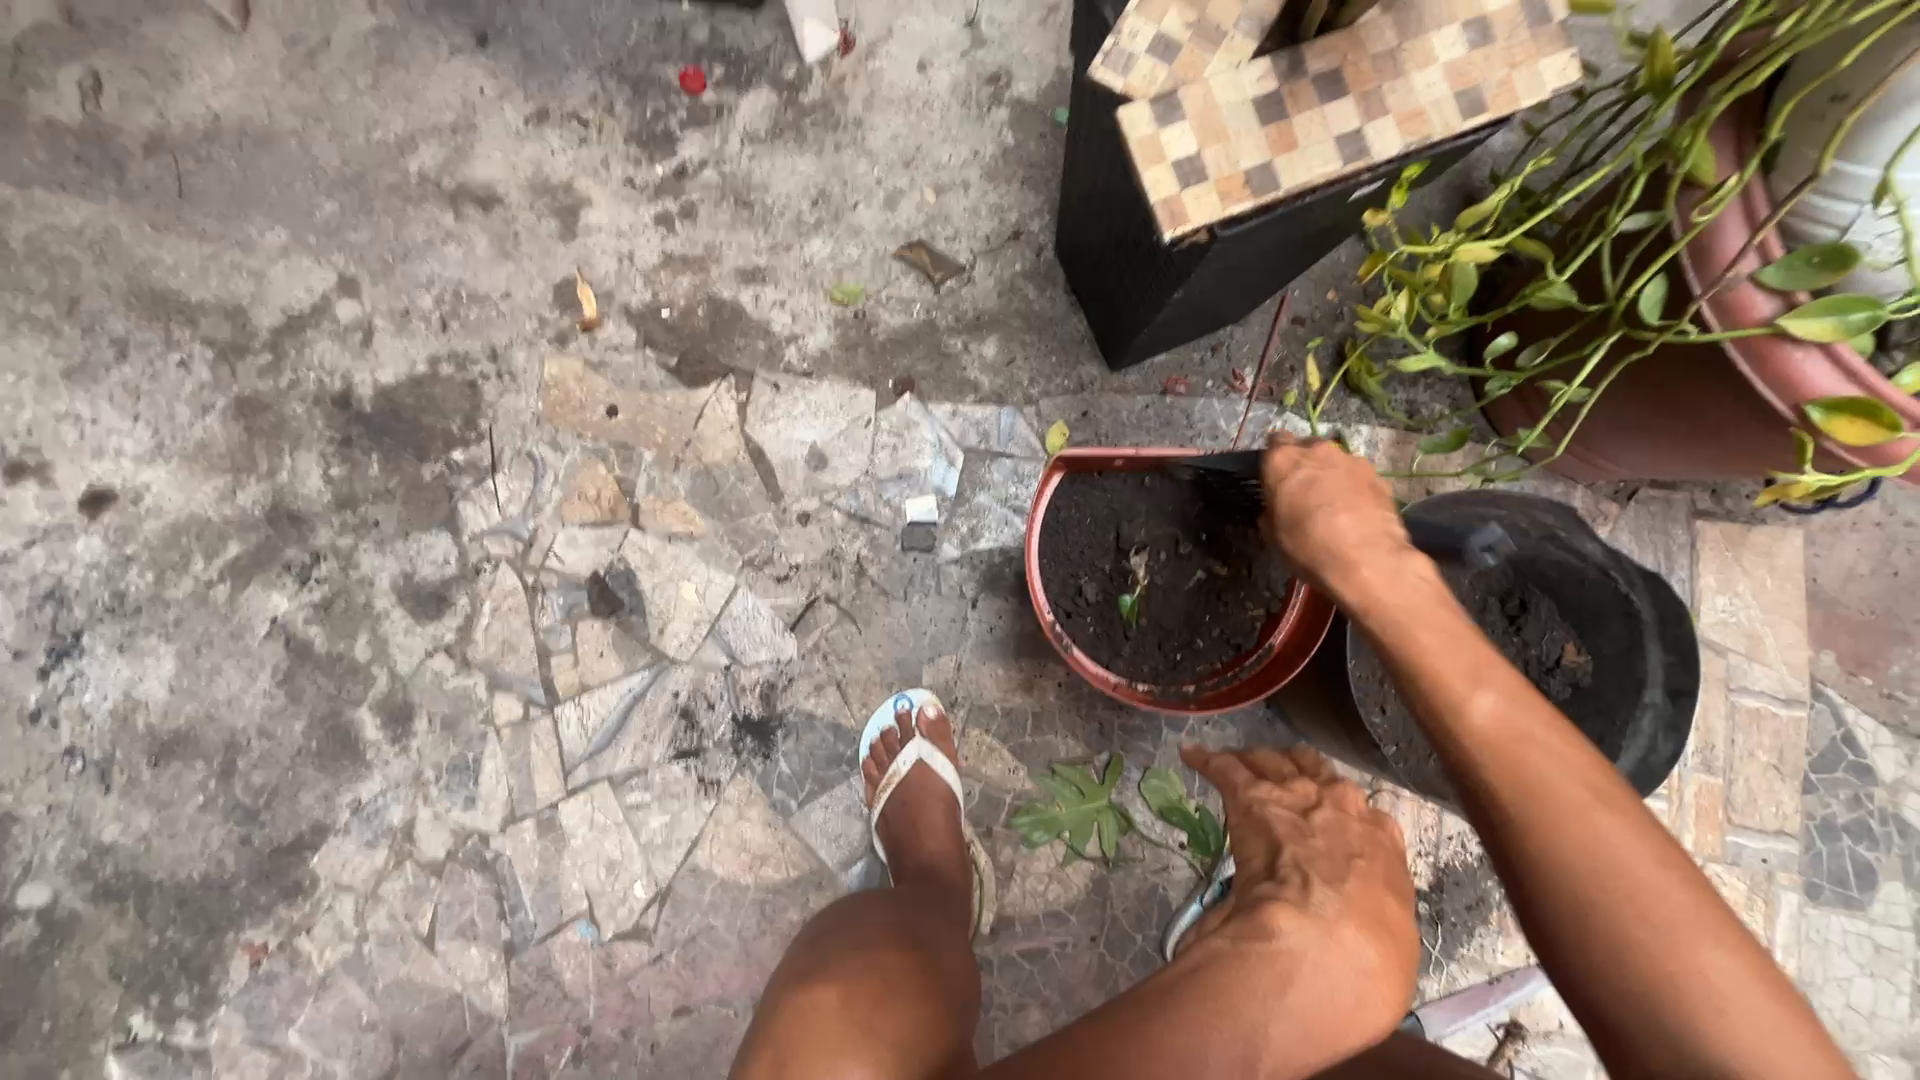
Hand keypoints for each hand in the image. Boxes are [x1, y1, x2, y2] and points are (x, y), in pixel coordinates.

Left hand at [1177, 744, 1418, 1047]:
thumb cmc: (1368, 960)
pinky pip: (1226, 767)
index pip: (1367, 816)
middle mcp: (1343, 808)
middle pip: (1318, 773)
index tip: (1331, 821)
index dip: (1345, 816)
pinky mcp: (1251, 796)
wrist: (1327, 940)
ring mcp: (1296, 796)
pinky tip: (1192, 756)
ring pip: (1274, 762)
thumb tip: (1349, 924)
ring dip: (1257, 762)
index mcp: (1382, 846)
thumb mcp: (1391, 942)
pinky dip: (1207, 760)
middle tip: (1282, 777)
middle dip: (1300, 771)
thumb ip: (1372, 917)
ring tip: (1239, 763)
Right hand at [1259, 433, 1415, 594]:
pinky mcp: (1378, 475)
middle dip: (1304, 465)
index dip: (1274, 461)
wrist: (1366, 559)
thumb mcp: (1272, 533)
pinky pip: (1356, 476)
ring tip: (1332, 504)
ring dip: (1330, 475)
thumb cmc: (1307, 546)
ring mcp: (1351, 460)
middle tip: (1303, 491)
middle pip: (1306, 448)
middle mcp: (1317, 450)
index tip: (1275, 479)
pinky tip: (1354, 511)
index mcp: (1283, 460)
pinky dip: (1352, 487)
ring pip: (1334, 461)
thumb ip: (1272, 509)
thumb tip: (1278, 507)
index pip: (1273, 444)